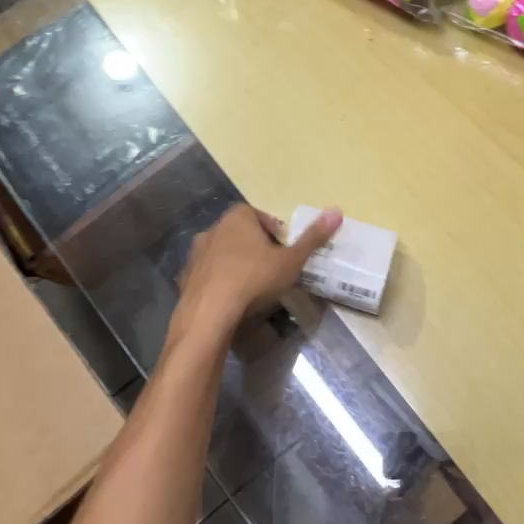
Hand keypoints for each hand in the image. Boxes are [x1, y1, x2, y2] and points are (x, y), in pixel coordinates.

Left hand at [176, 204, 342, 327]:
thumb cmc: (254, 279)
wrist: (209, 312)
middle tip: (271, 269)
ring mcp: (196, 253)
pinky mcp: (185, 276)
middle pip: (240, 233)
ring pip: (222, 253)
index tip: (284, 251)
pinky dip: (219, 281)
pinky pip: (208, 274)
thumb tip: (337, 210)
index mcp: (237, 218)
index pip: (259, 216)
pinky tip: (231, 299)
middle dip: (255, 247)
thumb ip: (313, 238)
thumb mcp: (291, 260)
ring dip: (236, 264)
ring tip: (252, 286)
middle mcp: (213, 228)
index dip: (274, 232)